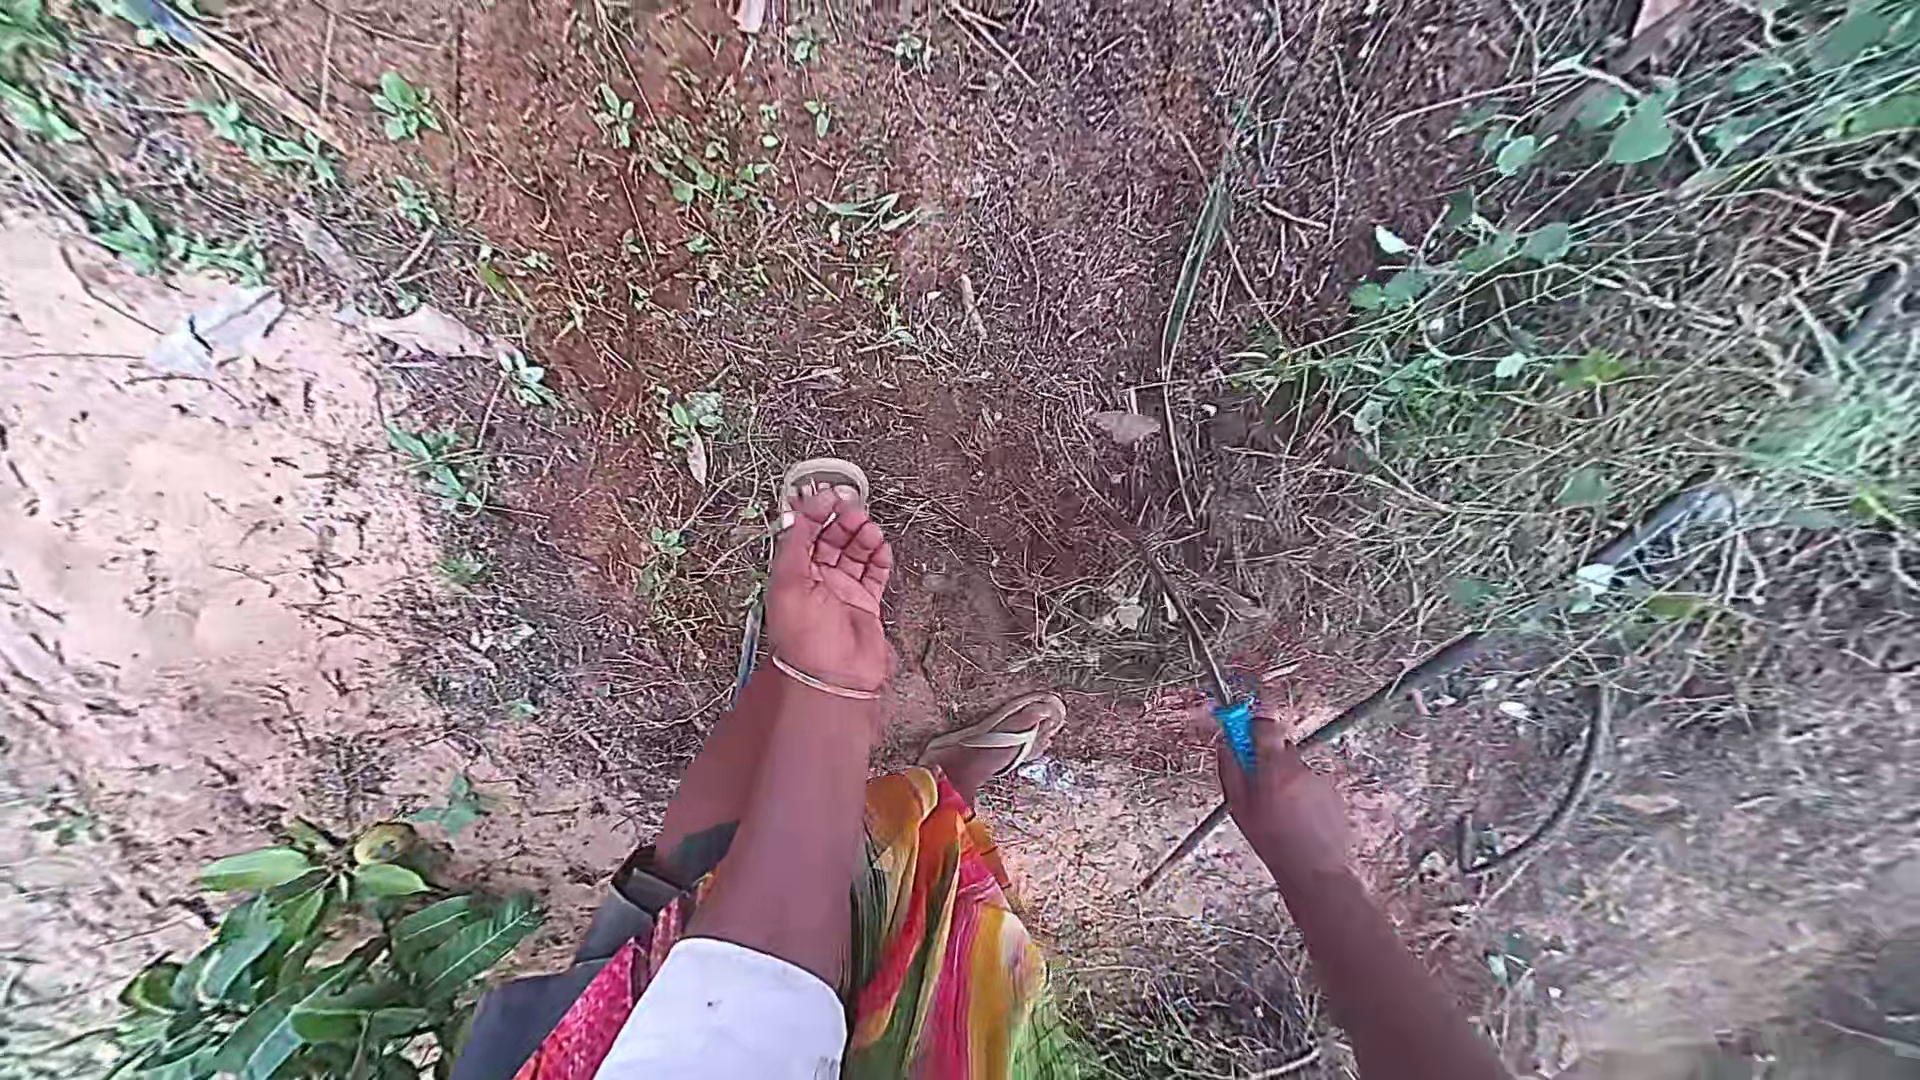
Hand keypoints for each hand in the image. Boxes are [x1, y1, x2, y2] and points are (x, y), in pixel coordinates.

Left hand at [765, 486, 893, 691]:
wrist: (834, 674)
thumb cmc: (806, 638)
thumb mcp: (789, 583)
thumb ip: (795, 545)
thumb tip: (800, 515)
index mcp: (794, 576)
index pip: (804, 534)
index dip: (816, 513)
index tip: (829, 497)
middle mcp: (817, 582)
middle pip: (831, 540)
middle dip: (843, 522)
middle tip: (853, 510)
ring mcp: (842, 592)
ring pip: (855, 554)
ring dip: (862, 537)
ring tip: (868, 528)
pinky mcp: (865, 603)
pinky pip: (874, 573)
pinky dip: (878, 557)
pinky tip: (879, 547)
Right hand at [1217, 709, 1351, 893]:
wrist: (1314, 870)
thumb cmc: (1274, 841)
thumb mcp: (1238, 805)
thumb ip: (1230, 769)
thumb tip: (1225, 747)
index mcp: (1274, 767)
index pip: (1263, 726)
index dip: (1251, 725)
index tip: (1241, 729)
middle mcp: (1299, 769)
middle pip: (1279, 745)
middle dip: (1265, 754)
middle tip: (1255, 775)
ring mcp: (1318, 780)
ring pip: (1294, 766)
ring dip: (1283, 775)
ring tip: (1277, 804)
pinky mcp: (1332, 793)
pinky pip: (1309, 782)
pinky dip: (1300, 791)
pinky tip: (1294, 813)